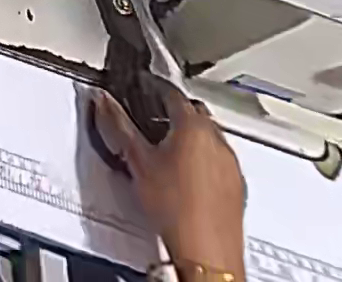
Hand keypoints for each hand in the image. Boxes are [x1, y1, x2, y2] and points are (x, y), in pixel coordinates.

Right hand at [95, 83, 246, 274]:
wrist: (205, 255)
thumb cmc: (175, 210)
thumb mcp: (137, 160)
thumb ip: (118, 124)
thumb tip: (104, 101)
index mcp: (193, 126)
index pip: (171, 92)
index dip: (153, 86)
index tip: (143, 86)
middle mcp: (217, 140)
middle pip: (194, 109)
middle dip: (173, 108)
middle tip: (153, 113)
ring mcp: (230, 164)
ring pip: (210, 133)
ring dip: (190, 132)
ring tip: (167, 144)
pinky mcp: (237, 186)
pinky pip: (220, 157)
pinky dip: (204, 155)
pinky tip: (187, 172)